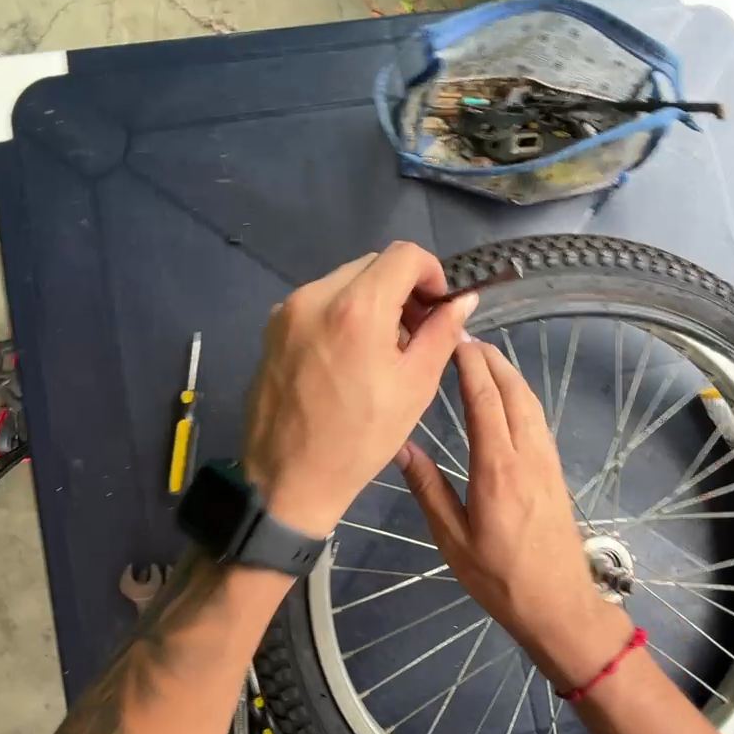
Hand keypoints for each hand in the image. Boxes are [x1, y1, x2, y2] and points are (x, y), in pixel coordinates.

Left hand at [244, 242, 477, 537]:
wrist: (288, 479)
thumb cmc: (360, 439)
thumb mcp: (414, 387)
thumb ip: (442, 333)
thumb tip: (462, 300)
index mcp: (356, 307)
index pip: (405, 254)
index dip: (431, 274)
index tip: (436, 309)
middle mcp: (315, 296)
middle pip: (373, 264)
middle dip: (401, 289)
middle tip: (414, 333)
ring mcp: (287, 311)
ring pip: (344, 282)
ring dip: (371, 301)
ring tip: (380, 350)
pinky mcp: (271, 329)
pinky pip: (317, 303)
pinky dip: (341, 315)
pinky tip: (347, 359)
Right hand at [397, 341, 633, 691]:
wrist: (559, 606)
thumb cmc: (499, 578)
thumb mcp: (452, 540)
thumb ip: (428, 490)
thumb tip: (401, 447)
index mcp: (497, 469)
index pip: (485, 400)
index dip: (470, 365)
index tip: (453, 339)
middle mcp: (527, 456)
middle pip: (513, 391)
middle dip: (491, 359)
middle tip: (464, 337)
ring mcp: (546, 462)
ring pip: (530, 402)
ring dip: (508, 373)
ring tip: (484, 356)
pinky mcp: (555, 471)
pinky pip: (537, 419)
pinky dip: (521, 395)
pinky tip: (508, 395)